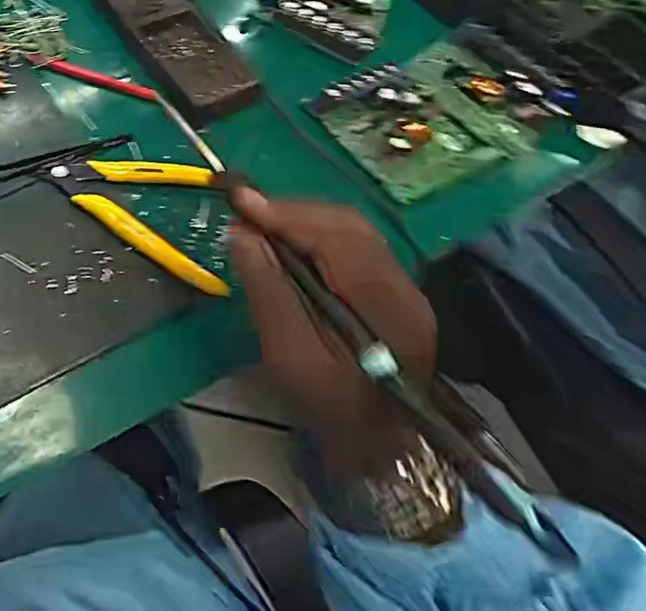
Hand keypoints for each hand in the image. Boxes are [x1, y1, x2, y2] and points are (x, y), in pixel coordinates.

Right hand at [224, 187, 435, 475]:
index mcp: (387, 309)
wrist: (375, 443)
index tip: (240, 202)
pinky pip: (353, 242)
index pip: (337, 240)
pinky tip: (286, 237)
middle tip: (243, 210)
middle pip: (347, 226)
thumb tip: (241, 234)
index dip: (286, 215)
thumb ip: (268, 290)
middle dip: (291, 210)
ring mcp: (404, 288)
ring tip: (258, 220)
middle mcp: (405, 289)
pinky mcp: (392, 289)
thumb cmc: (327, 404)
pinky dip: (314, 230)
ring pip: (351, 229)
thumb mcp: (288, 354)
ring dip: (301, 217)